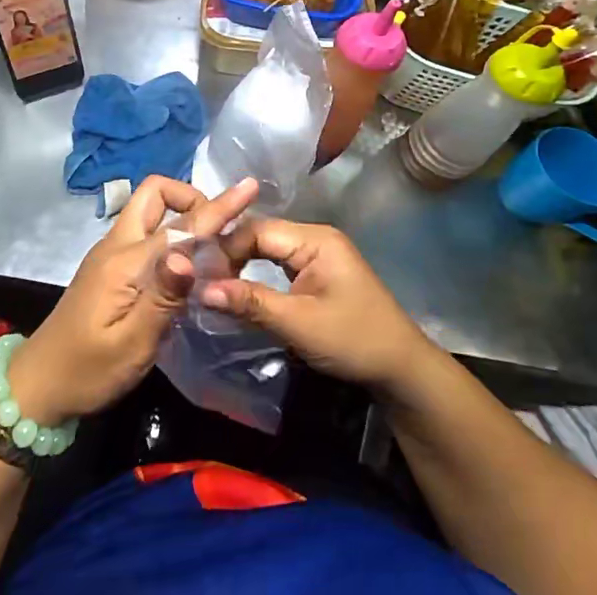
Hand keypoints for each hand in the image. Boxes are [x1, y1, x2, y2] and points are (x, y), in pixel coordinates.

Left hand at [9, 176, 257, 423]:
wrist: (37, 388)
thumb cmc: (87, 372)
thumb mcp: (131, 345)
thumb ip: (162, 298)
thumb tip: (188, 255)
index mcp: (123, 262)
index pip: (180, 226)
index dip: (218, 207)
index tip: (249, 187)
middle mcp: (116, 246)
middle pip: (154, 194)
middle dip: (191, 197)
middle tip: (219, 226)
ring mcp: (110, 254)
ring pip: (150, 210)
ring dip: (182, 214)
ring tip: (212, 244)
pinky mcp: (110, 268)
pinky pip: (146, 232)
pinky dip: (172, 234)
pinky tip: (187, 265)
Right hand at [201, 218, 432, 394]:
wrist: (400, 366)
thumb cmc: (352, 339)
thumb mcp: (298, 323)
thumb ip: (250, 302)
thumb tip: (201, 289)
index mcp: (315, 239)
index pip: (257, 230)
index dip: (225, 249)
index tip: (196, 275)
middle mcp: (315, 238)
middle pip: (261, 236)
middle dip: (230, 256)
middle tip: (199, 282)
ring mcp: (318, 255)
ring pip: (268, 251)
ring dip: (242, 267)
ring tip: (212, 287)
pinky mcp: (317, 274)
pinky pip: (279, 266)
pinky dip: (257, 277)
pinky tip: (239, 292)